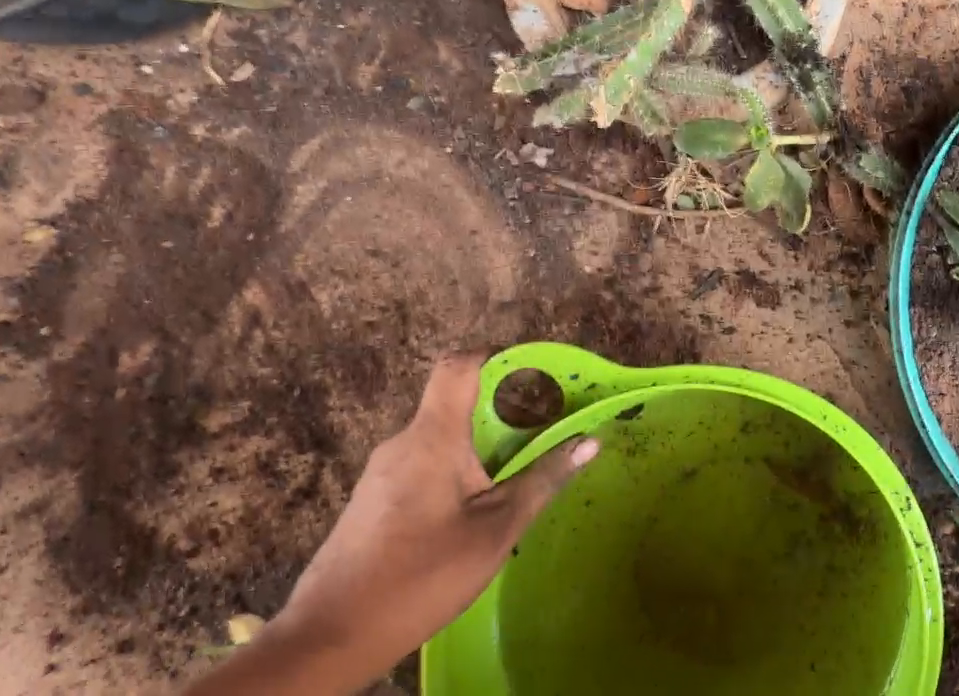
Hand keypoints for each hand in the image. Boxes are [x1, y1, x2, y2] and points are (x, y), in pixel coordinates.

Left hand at [186, 354, 596, 694]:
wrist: (327, 641)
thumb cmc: (420, 577)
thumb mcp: (497, 530)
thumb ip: (543, 480)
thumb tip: (591, 441)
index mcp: (432, 438)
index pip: (459, 366)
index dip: (498, 357)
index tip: (538, 376)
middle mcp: (403, 444)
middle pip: (458, 403)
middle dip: (506, 412)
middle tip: (548, 432)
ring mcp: (383, 473)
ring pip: (444, 438)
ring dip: (484, 446)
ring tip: (521, 473)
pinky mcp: (374, 501)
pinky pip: (426, 464)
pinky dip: (460, 470)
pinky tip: (480, 507)